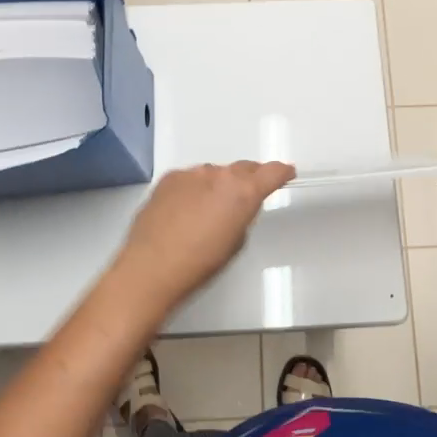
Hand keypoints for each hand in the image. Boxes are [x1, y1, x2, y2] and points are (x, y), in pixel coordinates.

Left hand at [110, 161, 296, 306]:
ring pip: (213, 174)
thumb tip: (235, 207)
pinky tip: (185, 212)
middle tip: (247, 196)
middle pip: (242, 168)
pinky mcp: (168, 179)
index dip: (281, 172)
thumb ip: (242, 215)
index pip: (271, 172)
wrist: (151, 268)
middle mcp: (218, 175)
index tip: (286, 173)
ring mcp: (190, 174)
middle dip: (249, 179)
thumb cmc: (200, 264)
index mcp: (242, 191)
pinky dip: (194, 189)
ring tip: (208, 211)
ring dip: (217, 186)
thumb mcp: (235, 242)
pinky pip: (189, 179)